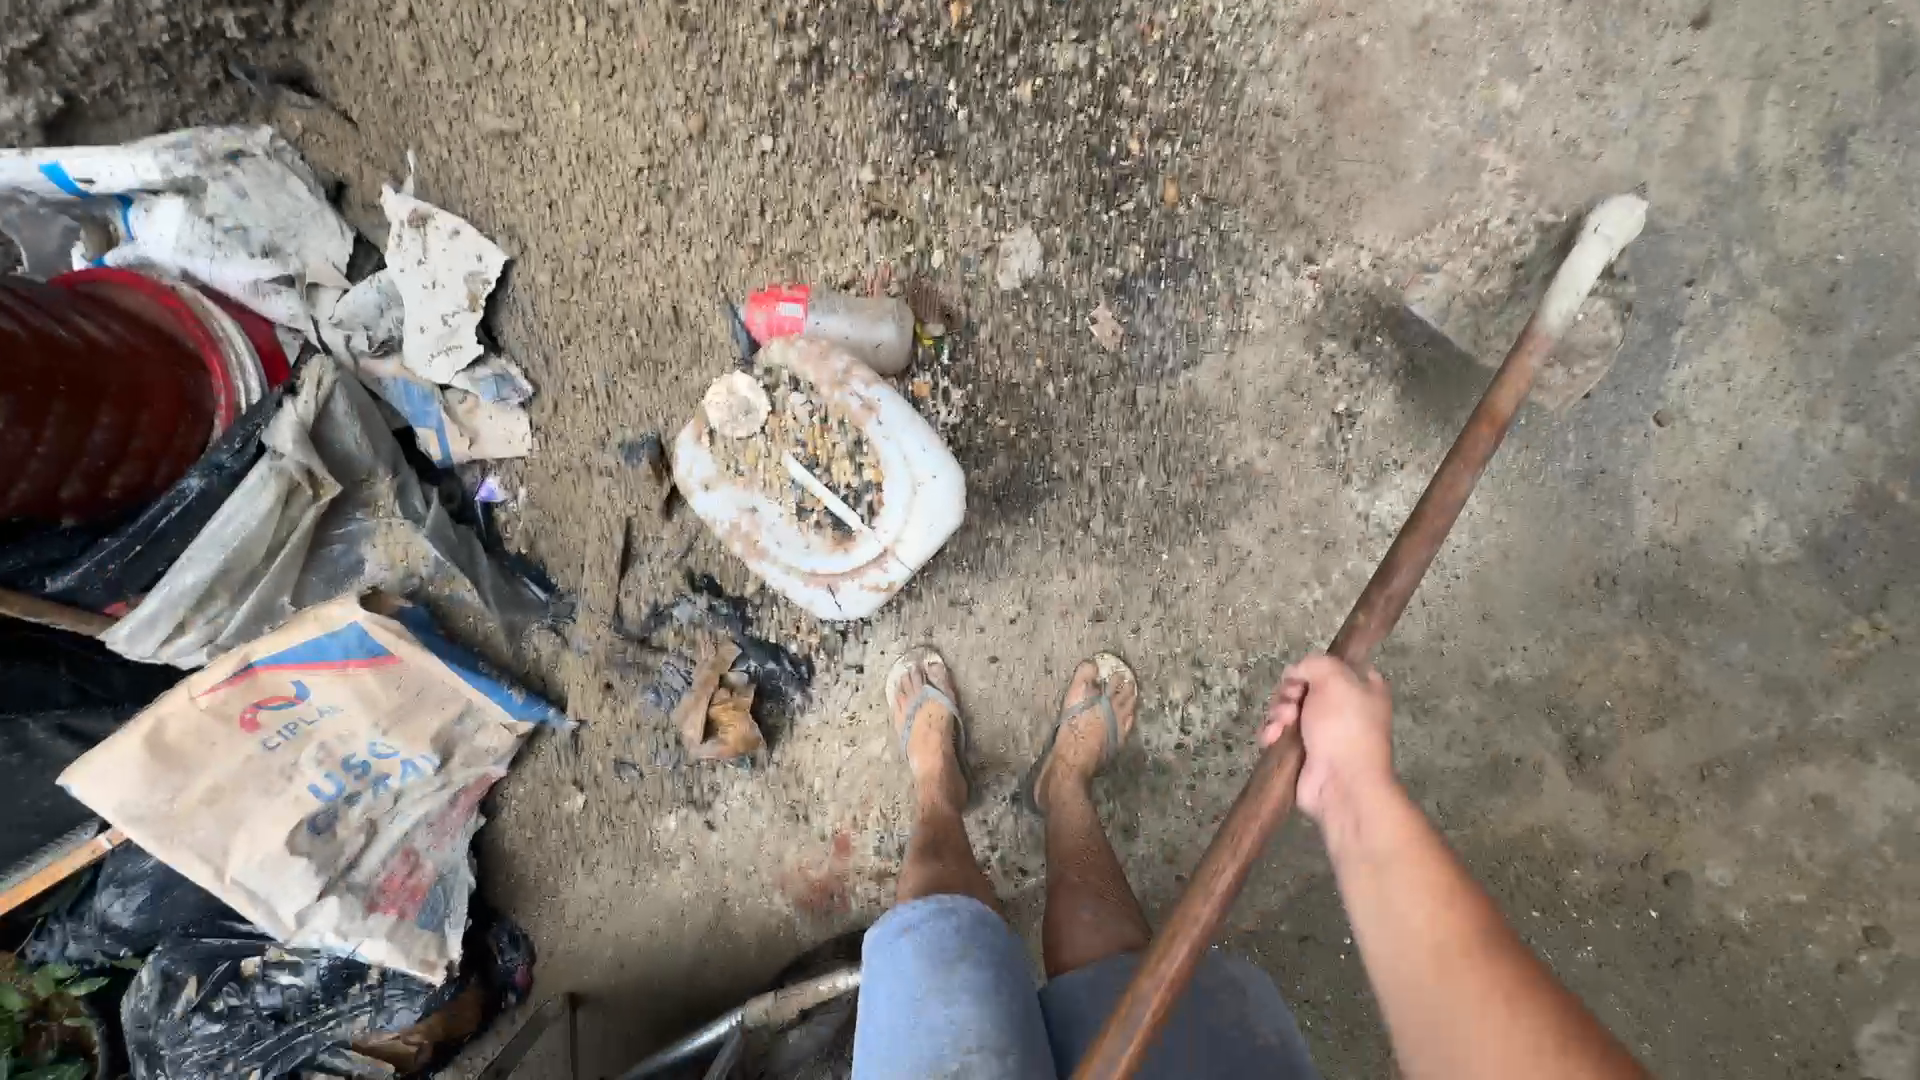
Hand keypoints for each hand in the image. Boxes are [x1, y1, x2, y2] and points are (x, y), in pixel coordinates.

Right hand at [1260, 653, 1397, 824]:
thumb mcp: (1335, 679)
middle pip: (1305, 687)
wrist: (1340, 781)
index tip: (1304, 675)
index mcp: (1363, 690)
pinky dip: (1273, 732)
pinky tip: (1273, 738)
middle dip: (1290, 692)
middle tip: (1292, 701)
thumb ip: (1315, 663)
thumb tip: (1297, 673)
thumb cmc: (1344, 727)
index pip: (1337, 668)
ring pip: (1289, 708)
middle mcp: (1345, 710)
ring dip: (1279, 712)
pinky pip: (1280, 732)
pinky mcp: (1303, 751)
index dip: (1315, 668)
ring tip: (1283, 724)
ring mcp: (1323, 732)